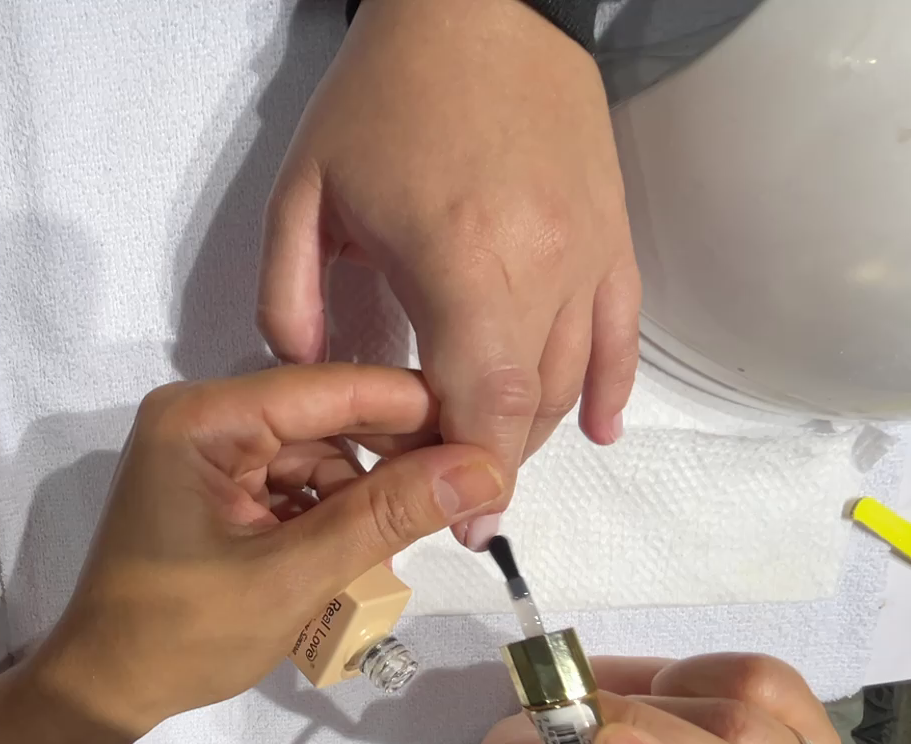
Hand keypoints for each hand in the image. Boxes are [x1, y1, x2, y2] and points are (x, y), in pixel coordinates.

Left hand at [26, 364, 503, 736]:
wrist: (105, 686)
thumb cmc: (184, 636)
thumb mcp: (292, 576)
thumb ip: (385, 517)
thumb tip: (484, 468)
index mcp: (202, 418)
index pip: (330, 389)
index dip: (416, 411)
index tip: (493, 441)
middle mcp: (201, 417)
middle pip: (323, 418)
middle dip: (389, 462)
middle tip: (464, 500)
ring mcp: (205, 452)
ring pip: (314, 454)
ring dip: (360, 496)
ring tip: (400, 543)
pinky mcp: (213, 486)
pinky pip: (289, 483)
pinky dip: (327, 513)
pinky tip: (357, 550)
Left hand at [260, 0, 640, 548]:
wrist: (477, 1)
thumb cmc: (377, 103)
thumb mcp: (299, 200)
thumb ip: (287, 300)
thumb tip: (304, 373)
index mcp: (463, 263)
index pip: (480, 402)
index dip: (467, 472)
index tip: (453, 526)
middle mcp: (545, 267)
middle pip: (529, 405)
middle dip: (492, 466)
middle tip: (457, 509)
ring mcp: (592, 249)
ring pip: (573, 378)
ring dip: (530, 433)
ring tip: (489, 467)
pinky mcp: (614, 232)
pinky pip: (623, 329)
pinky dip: (609, 386)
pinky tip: (597, 431)